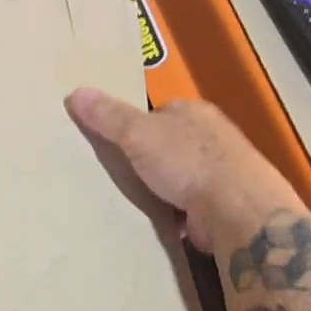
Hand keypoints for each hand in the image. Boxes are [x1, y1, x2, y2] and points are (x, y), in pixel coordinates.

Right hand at [64, 87, 300, 249]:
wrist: (235, 208)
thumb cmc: (187, 161)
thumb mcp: (137, 133)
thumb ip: (108, 116)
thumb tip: (75, 91)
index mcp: (193, 112)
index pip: (157, 112)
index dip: (133, 126)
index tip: (111, 144)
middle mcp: (211, 137)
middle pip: (167, 144)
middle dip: (145, 159)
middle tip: (115, 174)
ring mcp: (219, 171)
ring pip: (178, 175)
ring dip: (159, 187)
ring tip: (128, 199)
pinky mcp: (221, 202)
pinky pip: (187, 203)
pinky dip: (172, 210)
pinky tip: (154, 219)